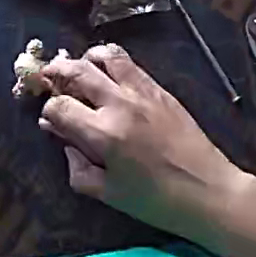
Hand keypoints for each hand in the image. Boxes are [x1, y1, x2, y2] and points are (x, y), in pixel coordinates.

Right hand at [38, 44, 251, 243]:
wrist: (208, 191)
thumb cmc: (156, 200)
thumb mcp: (108, 192)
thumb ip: (77, 166)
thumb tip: (61, 138)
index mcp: (103, 134)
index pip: (60, 106)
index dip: (48, 110)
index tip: (49, 118)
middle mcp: (119, 104)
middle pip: (77, 71)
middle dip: (56, 71)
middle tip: (47, 76)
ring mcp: (142, 92)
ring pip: (106, 56)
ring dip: (86, 58)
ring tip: (79, 67)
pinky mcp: (159, 88)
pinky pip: (129, 64)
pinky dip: (111, 62)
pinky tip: (107, 74)